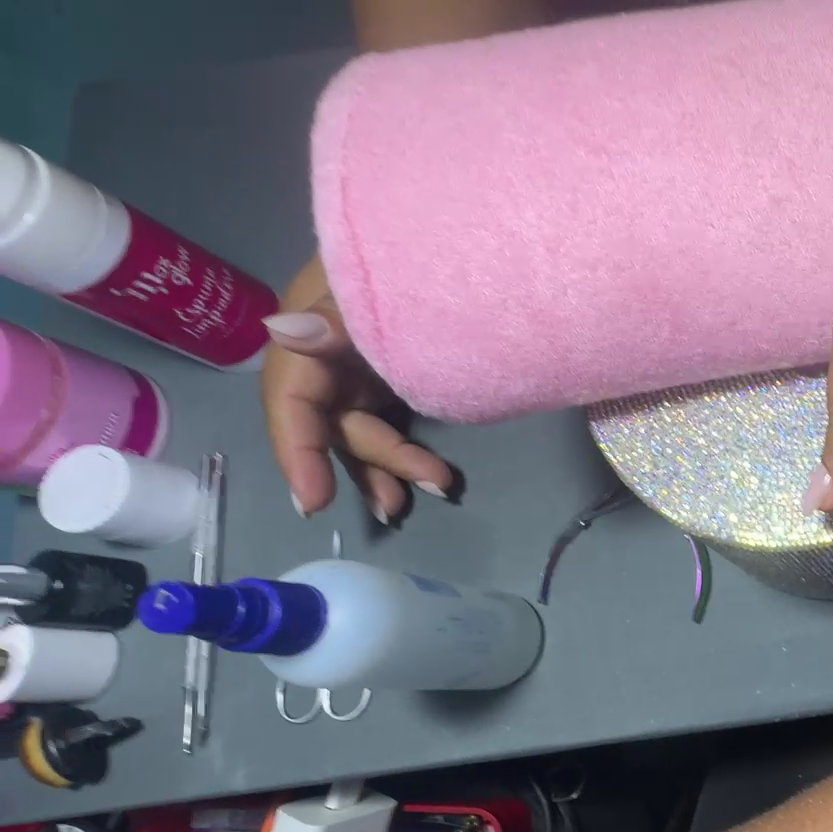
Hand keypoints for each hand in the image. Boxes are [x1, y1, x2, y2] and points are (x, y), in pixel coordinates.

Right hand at [263, 254, 454, 522]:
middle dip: (371, 464)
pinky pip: (388, 421)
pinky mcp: (392, 375)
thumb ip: (336, 316)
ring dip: (388, 467)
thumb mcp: (365, 281)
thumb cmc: (411, 254)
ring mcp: (361, 366)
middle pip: (334, 423)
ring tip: (420, 500)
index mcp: (310, 328)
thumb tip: (284, 332)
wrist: (458, 239)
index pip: (292, 399)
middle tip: (410, 499)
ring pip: (362, 430)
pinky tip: (421, 481)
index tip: (314, 500)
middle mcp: (328, 354)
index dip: (298, 450)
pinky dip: (401, 451)